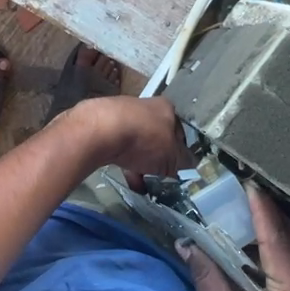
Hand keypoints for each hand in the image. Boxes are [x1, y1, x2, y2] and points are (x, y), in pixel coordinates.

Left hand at [66, 96, 185, 182]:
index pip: (179, 132)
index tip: (175, 170)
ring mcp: (121, 113)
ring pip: (135, 143)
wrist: (100, 130)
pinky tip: (125, 177)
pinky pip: (117, 146)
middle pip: (155, 137)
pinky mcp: (101, 124)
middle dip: (156, 160)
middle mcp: (144, 106)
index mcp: (166, 108)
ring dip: (139, 163)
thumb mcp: (172, 156)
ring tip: (140, 184)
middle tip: (157, 178)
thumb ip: (182, 162)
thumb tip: (189, 164)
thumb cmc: (144, 139)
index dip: (178, 152)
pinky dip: (122, 160)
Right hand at [185, 183, 289, 290]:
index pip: (278, 243)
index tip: (250, 186)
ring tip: (255, 199)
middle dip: (270, 211)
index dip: (263, 213)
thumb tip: (188, 244)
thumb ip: (209, 282)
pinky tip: (267, 227)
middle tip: (246, 186)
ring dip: (277, 223)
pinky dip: (283, 239)